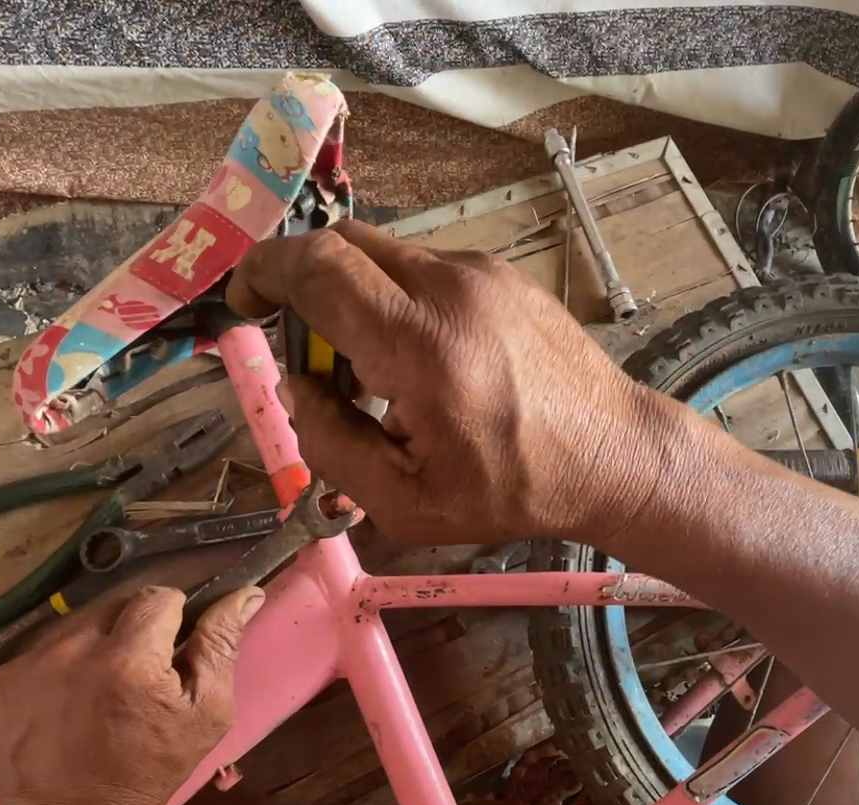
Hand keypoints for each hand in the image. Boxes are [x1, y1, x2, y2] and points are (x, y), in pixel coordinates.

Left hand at [0, 585, 263, 804]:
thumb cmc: (151, 770)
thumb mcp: (207, 712)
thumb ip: (220, 646)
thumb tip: (245, 594)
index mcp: (129, 660)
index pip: (159, 597)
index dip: (174, 617)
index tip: (174, 648)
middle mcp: (70, 653)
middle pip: (114, 604)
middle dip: (134, 628)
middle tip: (141, 670)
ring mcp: (23, 667)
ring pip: (75, 624)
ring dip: (95, 643)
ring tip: (101, 688)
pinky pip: (38, 652)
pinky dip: (58, 667)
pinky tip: (66, 704)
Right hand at [227, 221, 685, 544]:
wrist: (613, 455)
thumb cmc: (513, 490)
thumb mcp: (406, 503)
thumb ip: (331, 445)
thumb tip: (299, 388)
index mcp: (421, 345)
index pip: (316, 267)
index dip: (264, 272)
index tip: (244, 301)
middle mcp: (450, 286)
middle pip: (343, 245)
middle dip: (305, 288)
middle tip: (313, 358)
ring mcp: (482, 271)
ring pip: (384, 257)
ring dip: (355, 301)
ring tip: (378, 378)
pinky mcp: (502, 275)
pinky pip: (425, 270)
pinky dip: (398, 303)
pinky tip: (423, 364)